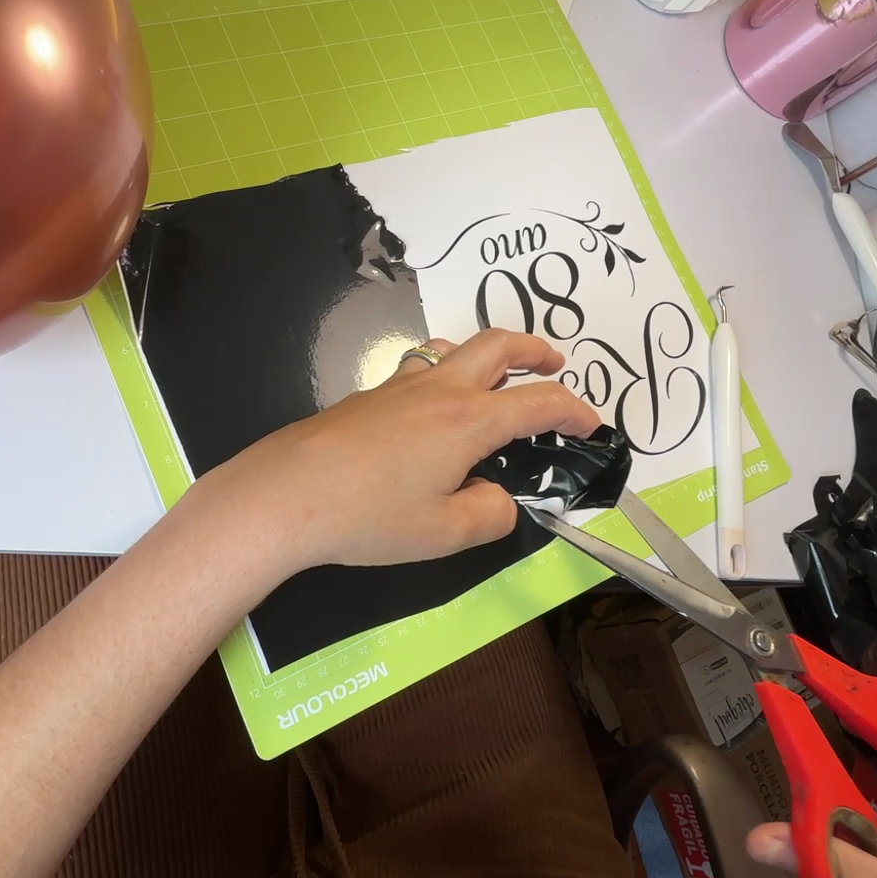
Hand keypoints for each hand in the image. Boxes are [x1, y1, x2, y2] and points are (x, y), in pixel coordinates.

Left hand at [184, 329, 599, 572]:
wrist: (286, 493)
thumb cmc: (370, 516)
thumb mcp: (444, 532)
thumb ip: (489, 513)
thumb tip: (498, 497)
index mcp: (469, 420)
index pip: (539, 403)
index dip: (574, 412)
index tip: (590, 427)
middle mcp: (438, 390)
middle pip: (496, 345)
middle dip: (534, 350)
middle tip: (553, 364)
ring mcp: (397, 387)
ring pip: (451, 349)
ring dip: (483, 355)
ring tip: (492, 378)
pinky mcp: (366, 397)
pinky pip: (418, 369)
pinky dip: (443, 375)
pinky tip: (430, 411)